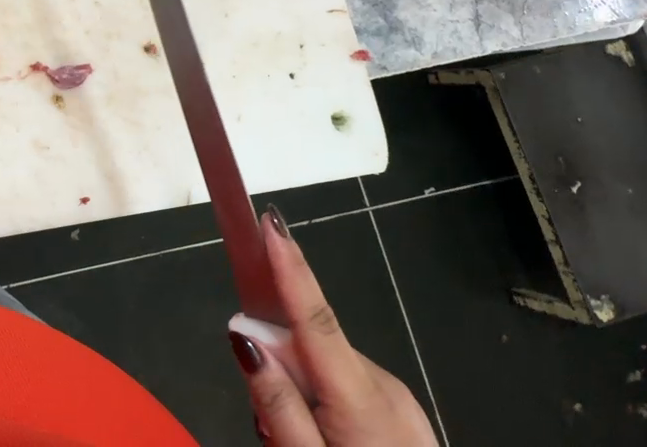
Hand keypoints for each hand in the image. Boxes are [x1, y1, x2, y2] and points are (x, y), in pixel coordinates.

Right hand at [231, 210, 437, 446]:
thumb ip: (276, 403)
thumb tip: (244, 335)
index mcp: (364, 402)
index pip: (316, 318)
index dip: (290, 267)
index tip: (271, 221)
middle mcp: (386, 388)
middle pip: (307, 345)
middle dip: (273, 361)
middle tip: (263, 422)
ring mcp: (400, 402)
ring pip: (320, 367)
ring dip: (294, 387)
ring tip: (294, 439)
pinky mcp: (401, 414)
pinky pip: (340, 386)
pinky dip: (316, 400)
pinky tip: (318, 438)